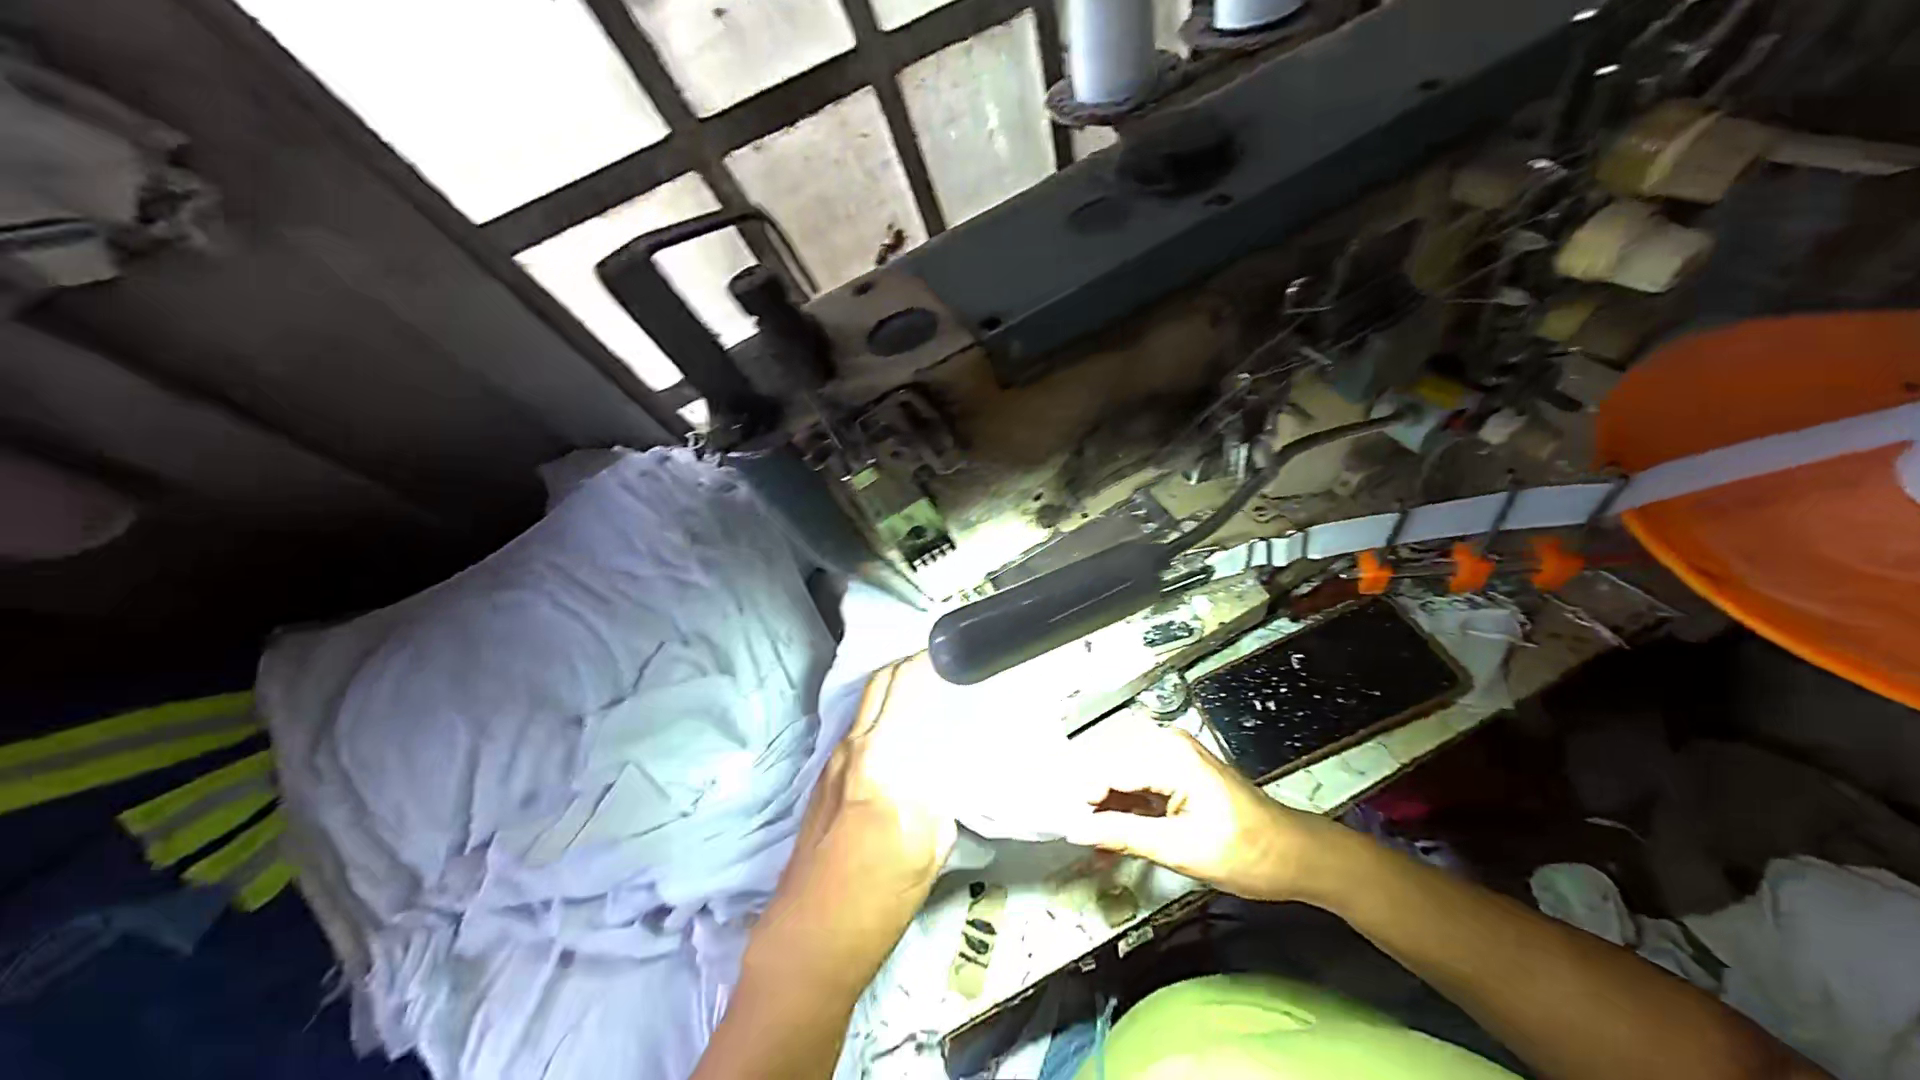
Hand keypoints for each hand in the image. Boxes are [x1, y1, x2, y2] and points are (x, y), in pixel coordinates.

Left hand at [776, 654, 955, 935]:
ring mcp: (830, 764)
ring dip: (894, 690)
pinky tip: (902, 733)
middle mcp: (850, 750)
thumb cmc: (874, 902)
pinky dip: (880, 717)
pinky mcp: (822, 782)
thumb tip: (948, 763)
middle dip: (912, 668)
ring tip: (929, 694)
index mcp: (878, 759)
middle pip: (880, 685)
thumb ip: (940, 794)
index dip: (931, 668)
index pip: (905, 690)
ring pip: (866, 706)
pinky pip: (857, 730)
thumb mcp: (929, 847)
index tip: (958, 661)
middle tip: (945, 668)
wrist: (806, 944)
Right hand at [1055, 724, 1344, 902]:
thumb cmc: (1251, 851)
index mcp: (1169, 755)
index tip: (1063, 826)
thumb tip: (1079, 829)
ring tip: (1093, 842)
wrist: (1297, 855)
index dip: (1080, 800)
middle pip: (1106, 767)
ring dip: (1103, 809)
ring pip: (1117, 777)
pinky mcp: (1174, 771)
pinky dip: (1122, 809)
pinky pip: (1135, 784)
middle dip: (1088, 803)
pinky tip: (1112, 835)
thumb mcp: (1180, 849)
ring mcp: (1171, 755)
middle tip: (1076, 836)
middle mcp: (1167, 744)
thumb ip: (1123, 834)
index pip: (1104, 770)